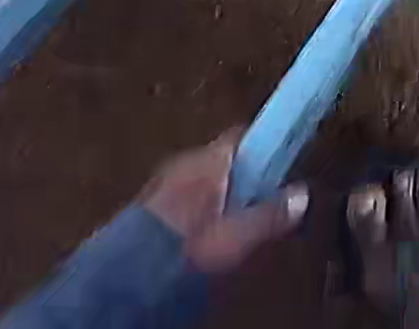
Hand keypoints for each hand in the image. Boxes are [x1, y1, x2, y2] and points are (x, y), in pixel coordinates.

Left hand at [140, 129, 307, 273]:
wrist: (117, 284)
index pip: (244, 134)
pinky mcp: (140, 207)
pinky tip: (195, 235)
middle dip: (239, 174)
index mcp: (209, 159)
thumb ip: (271, 214)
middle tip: (254, 198)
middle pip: (223, 157)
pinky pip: (178, 196)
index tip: (278, 159)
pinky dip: (190, 209)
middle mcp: (184, 161)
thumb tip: (302, 195)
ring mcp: (159, 182)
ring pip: (199, 177)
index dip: (264, 144)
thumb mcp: (236, 237)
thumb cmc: (183, 250)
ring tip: (225, 222)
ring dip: (213, 193)